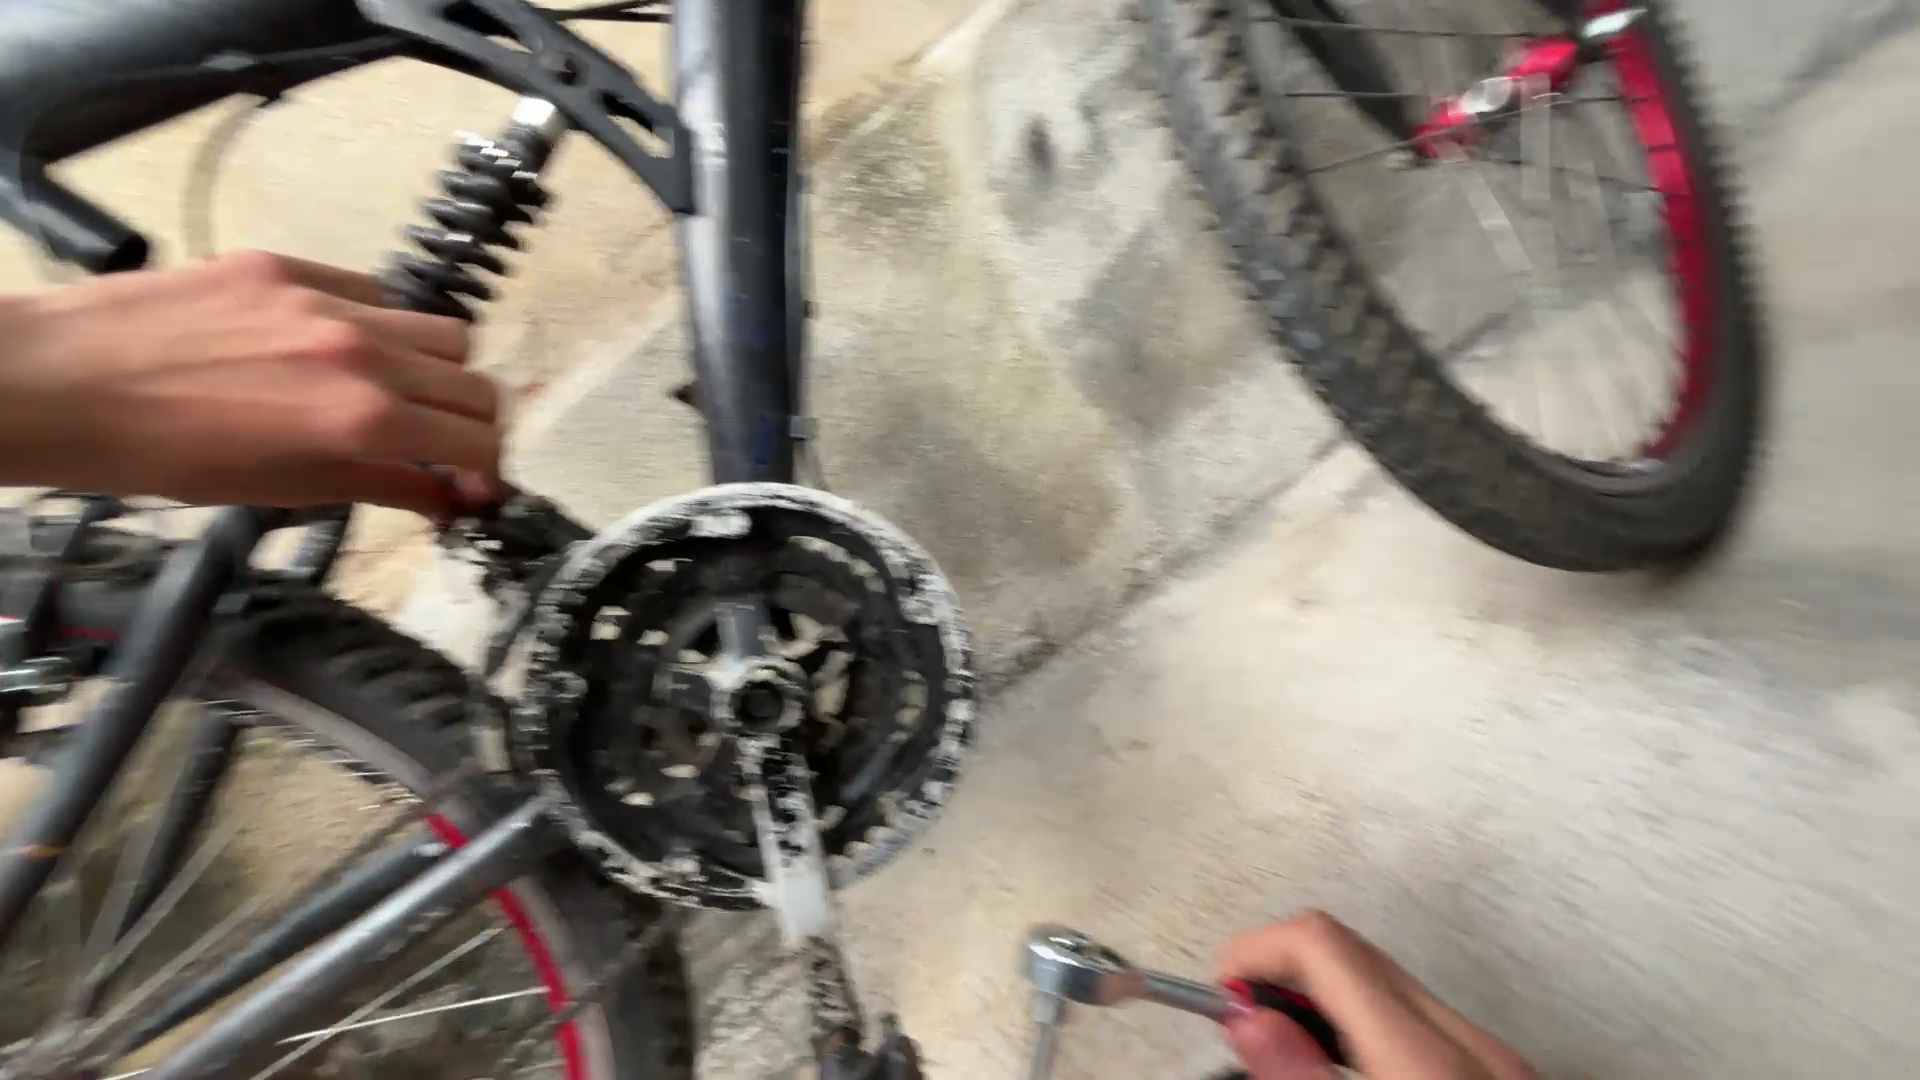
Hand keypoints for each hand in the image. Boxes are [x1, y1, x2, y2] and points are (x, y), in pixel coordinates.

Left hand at [0, 251, 500, 516]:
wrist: (43, 384)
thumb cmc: (164, 455)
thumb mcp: (292, 490)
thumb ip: (391, 488)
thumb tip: (450, 501)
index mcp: (363, 419)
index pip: (478, 440)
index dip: (491, 470)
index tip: (478, 485)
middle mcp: (362, 354)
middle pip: (478, 385)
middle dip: (476, 424)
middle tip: (449, 443)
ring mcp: (327, 303)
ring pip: (447, 333)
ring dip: (445, 372)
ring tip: (408, 389)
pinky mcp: (288, 269)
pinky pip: (380, 293)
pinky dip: (388, 327)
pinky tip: (351, 346)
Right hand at [1217, 911, 1534, 1079]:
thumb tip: (1247, 1018)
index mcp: (1426, 1060)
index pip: (1319, 942)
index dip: (1255, 951)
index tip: (1224, 995)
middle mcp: (1468, 1043)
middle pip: (1344, 945)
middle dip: (1279, 968)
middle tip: (1249, 1025)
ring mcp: (1493, 1055)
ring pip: (1376, 972)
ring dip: (1317, 990)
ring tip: (1292, 1050)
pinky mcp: (1503, 1071)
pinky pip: (1407, 1007)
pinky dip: (1358, 1015)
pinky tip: (1345, 1066)